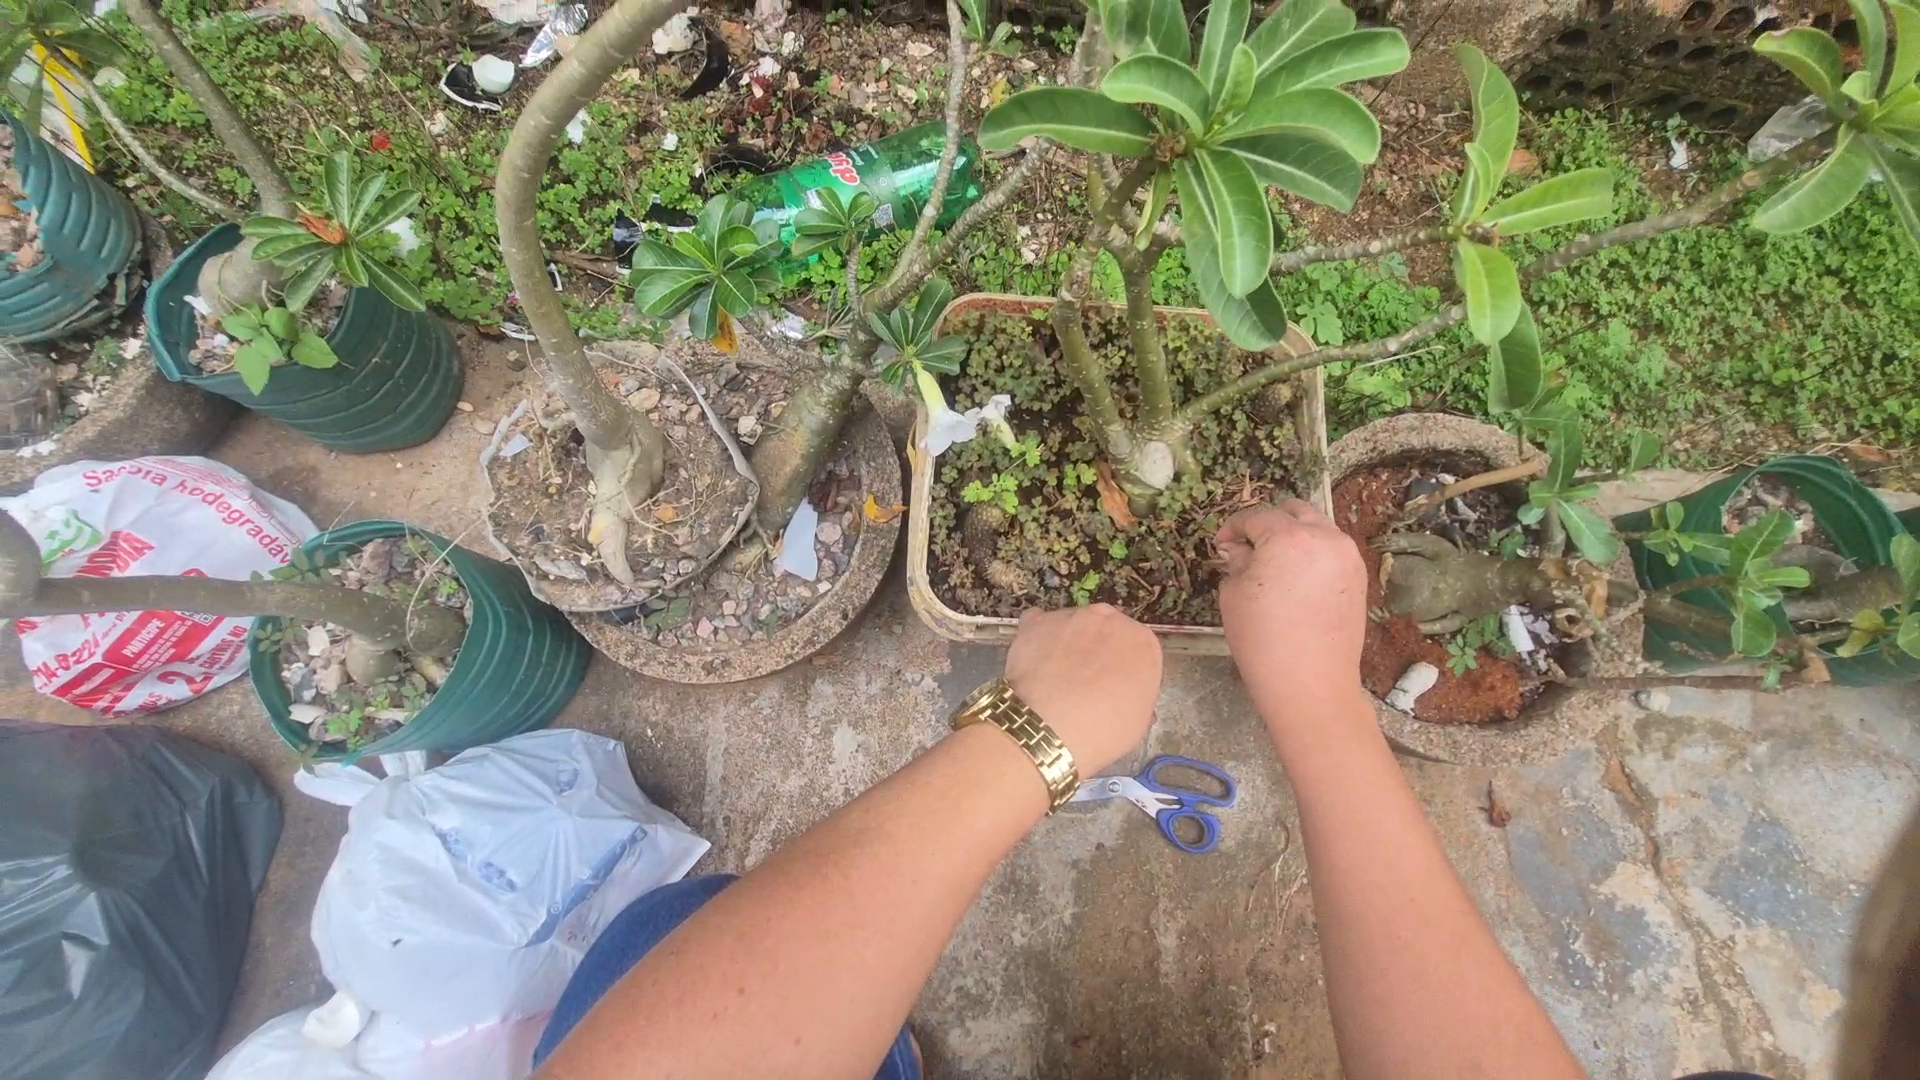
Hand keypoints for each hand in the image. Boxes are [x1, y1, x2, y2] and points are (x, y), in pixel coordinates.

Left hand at [1002, 604, 1161, 776]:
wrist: (1050, 726)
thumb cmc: (1104, 729)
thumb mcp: (1137, 723)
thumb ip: (1135, 697)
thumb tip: (1123, 696)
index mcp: (1143, 642)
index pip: (1137, 650)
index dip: (1123, 670)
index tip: (1114, 688)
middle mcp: (1109, 619)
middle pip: (1105, 631)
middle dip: (1096, 652)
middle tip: (1084, 683)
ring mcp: (1070, 616)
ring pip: (1072, 626)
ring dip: (1067, 645)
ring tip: (1053, 679)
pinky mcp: (1036, 622)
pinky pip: (1038, 625)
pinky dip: (1037, 639)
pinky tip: (1033, 663)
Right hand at [1215, 501, 1367, 711]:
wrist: (1309, 681)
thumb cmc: (1262, 638)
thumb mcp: (1233, 593)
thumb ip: (1237, 560)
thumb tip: (1240, 549)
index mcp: (1288, 538)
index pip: (1256, 516)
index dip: (1233, 527)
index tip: (1222, 544)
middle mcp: (1325, 538)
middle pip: (1293, 510)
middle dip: (1267, 523)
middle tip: (1247, 546)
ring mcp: (1347, 557)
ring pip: (1316, 526)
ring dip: (1292, 535)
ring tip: (1273, 563)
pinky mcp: (1358, 577)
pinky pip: (1331, 549)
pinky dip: (1311, 552)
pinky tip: (1295, 578)